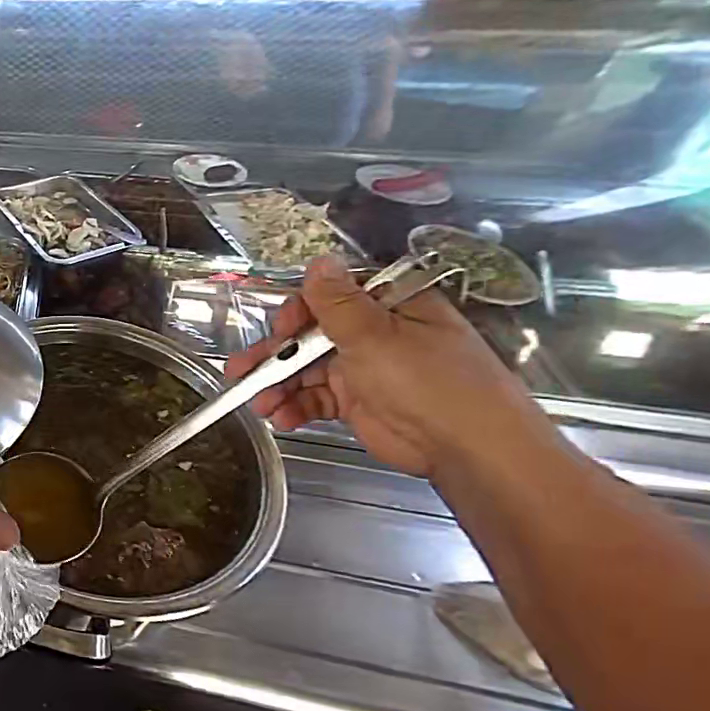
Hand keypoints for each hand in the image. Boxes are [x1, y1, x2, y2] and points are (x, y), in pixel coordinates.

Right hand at [226, 256, 554, 477]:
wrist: (467, 448)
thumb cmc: (428, 381)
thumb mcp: (378, 335)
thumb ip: (338, 302)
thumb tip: (318, 262)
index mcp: (386, 306)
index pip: (332, 295)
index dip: (301, 310)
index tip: (282, 327)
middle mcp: (373, 333)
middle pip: (312, 335)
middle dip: (276, 353)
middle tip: (242, 370)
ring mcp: (364, 370)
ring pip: (308, 370)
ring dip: (279, 385)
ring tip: (257, 403)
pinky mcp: (357, 404)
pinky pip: (317, 399)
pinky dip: (296, 407)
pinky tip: (280, 417)